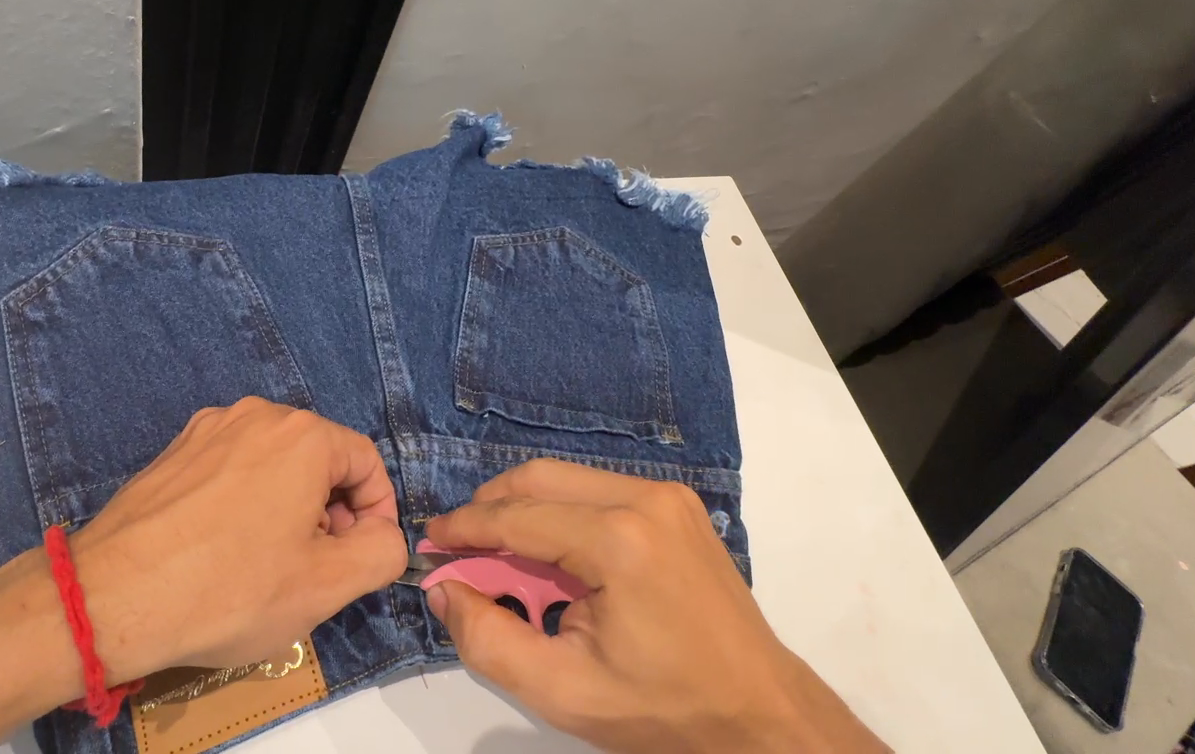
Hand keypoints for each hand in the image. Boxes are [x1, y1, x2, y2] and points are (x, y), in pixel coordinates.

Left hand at [67, 398, 406, 679]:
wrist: (113, 596)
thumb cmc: (231, 589)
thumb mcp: (327, 585)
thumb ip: (382, 552)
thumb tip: (381, 534)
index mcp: (303, 434)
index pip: (366, 462)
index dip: (375, 513)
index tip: (358, 557)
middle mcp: (259, 413)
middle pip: (320, 457)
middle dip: (331, 509)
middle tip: (314, 564)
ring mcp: (210, 427)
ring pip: (276, 461)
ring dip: (290, 504)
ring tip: (267, 559)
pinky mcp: (176, 448)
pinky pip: (233, 465)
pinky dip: (247, 498)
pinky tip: (223, 546)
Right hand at [425, 460, 887, 753]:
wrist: (764, 717)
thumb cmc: (663, 710)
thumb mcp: (562, 692)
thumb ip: (488, 639)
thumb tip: (444, 590)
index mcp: (618, 540)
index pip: (518, 517)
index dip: (465, 527)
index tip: (430, 541)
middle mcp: (643, 497)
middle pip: (538, 478)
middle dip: (490, 507)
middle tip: (461, 547)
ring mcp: (665, 494)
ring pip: (566, 477)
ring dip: (524, 508)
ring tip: (503, 555)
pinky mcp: (676, 502)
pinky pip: (596, 487)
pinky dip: (561, 510)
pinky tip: (553, 553)